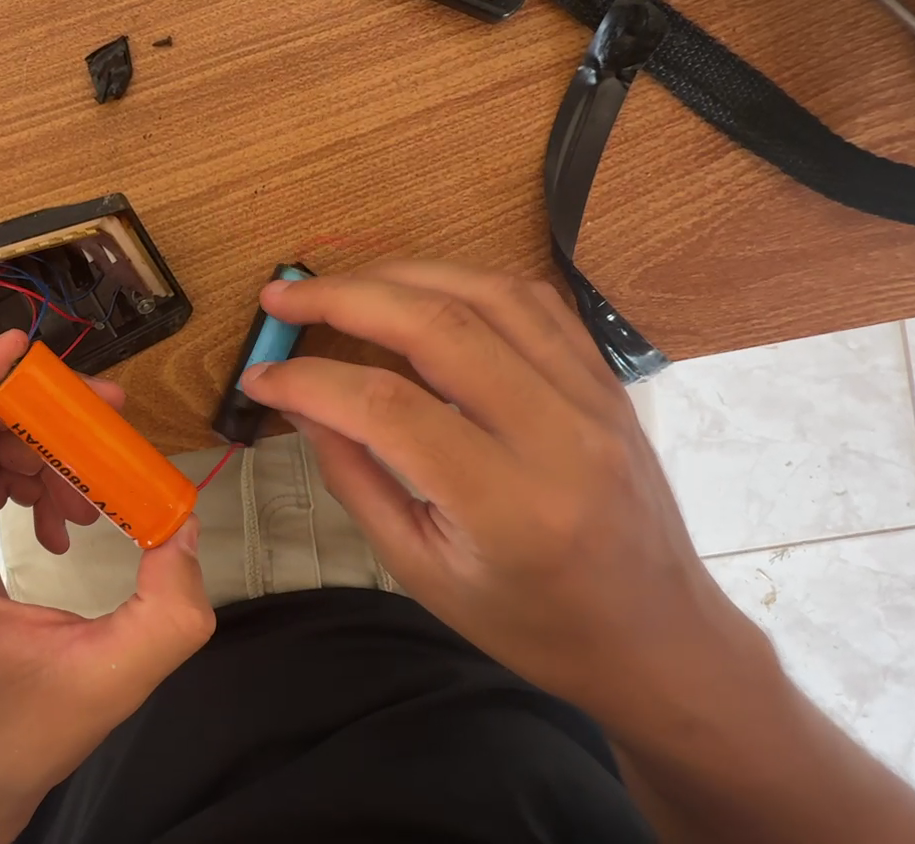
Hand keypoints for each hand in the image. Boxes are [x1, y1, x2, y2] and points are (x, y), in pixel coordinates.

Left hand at [0, 330, 214, 838]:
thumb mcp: (110, 679)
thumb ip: (166, 610)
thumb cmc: (20, 732)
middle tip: (105, 411)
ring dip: (41, 449)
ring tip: (94, 495)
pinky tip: (67, 520)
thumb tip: (183, 524)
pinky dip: (32, 479)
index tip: (19, 350)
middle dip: (33, 409)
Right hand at [238, 261, 768, 726]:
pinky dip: (460, 280)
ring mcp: (593, 397)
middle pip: (437, 326)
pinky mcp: (605, 380)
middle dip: (342, 298)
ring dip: (398, 275)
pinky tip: (416, 289)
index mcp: (506, 503)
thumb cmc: (527, 621)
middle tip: (281, 295)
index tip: (258, 375)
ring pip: (486, 294)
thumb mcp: (417, 566)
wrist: (656, 640)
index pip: (386, 406)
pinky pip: (531, 301)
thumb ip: (352, 474)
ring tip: (337, 284)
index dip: (308, 380)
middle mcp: (559, 435)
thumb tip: (296, 400)